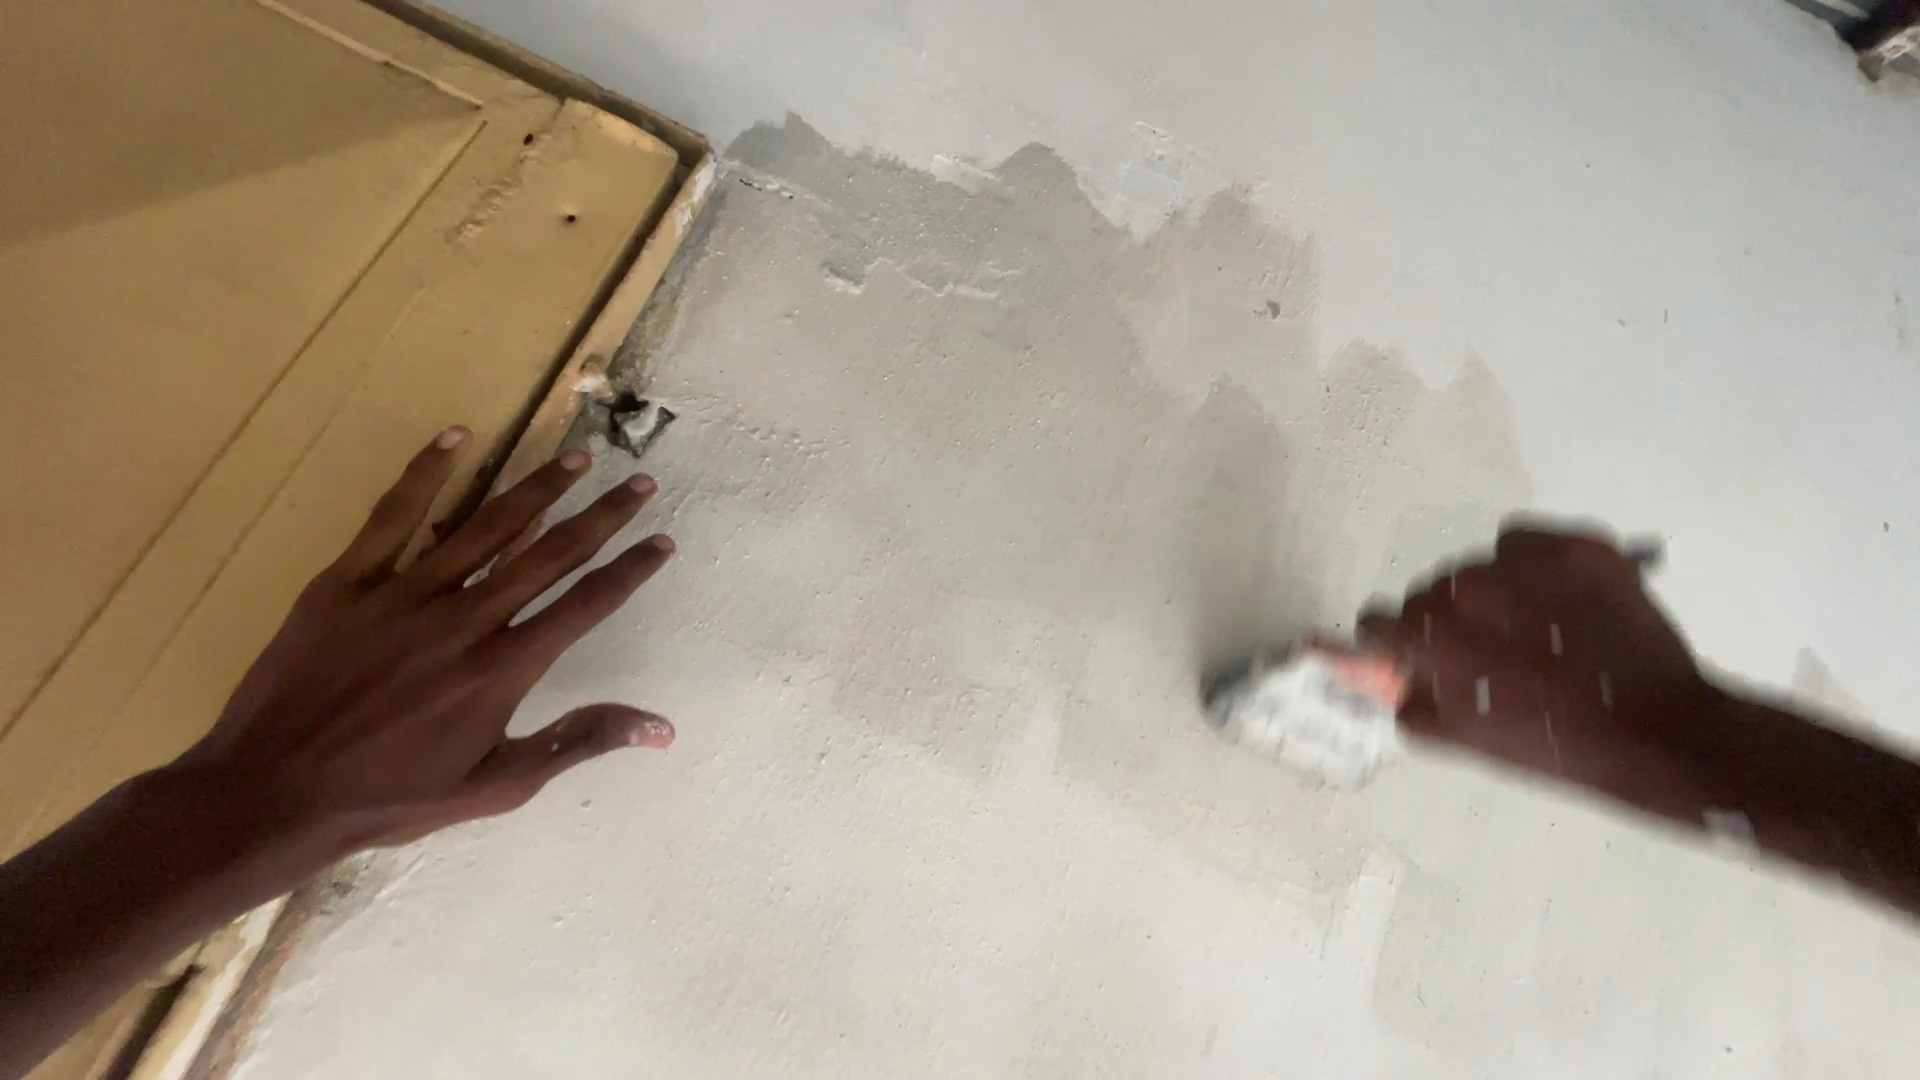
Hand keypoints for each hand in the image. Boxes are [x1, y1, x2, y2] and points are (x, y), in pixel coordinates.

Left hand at [169, 426, 676, 871]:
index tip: (662, 540)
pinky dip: (427, 474)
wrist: (265, 798)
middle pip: (551, 553)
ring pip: (486, 526)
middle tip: (640, 483)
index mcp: (505, 668)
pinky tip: (458, 436)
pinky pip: (393, 517)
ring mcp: (404, 595)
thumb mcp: (501, 784)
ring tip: (577, 457)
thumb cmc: (395, 796)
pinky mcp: (347, 583)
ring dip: (538, 488)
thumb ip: (581, 741)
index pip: (588, 603)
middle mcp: (466, 620)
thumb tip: (662, 729)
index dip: (632, 569)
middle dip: (603, 516)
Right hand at [1358, 524, 1724, 818]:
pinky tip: (1557, 594)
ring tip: (1536, 626)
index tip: (1425, 656)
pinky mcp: (1569, 546)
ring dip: (1491, 593)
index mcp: (1424, 635)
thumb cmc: (1547, 743)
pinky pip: (1523, 541)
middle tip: (1493, 649)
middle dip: (1450, 619)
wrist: (1658, 731)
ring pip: (1476, 567)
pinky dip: (1531, 563)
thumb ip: (1405, 699)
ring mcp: (1514, 562)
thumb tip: (1393, 672)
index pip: (1377, 619)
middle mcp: (1456, 587)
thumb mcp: (1455, 739)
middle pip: (1429, 593)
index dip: (1396, 640)